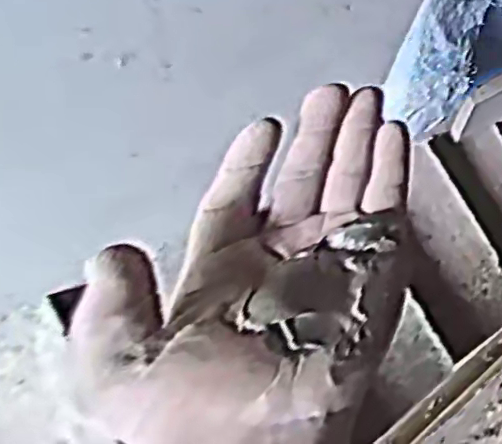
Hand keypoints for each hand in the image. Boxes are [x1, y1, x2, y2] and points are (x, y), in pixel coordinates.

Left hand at [68, 85, 412, 443]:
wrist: (254, 441)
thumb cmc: (182, 420)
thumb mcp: (117, 367)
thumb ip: (113, 308)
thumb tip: (109, 252)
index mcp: (226, 274)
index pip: (241, 201)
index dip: (250, 162)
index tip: (265, 124)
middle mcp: (288, 255)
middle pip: (307, 177)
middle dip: (321, 132)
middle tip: (332, 92)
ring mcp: (338, 252)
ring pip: (352, 178)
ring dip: (360, 135)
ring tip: (365, 96)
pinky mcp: (382, 256)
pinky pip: (388, 200)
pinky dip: (392, 163)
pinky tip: (390, 132)